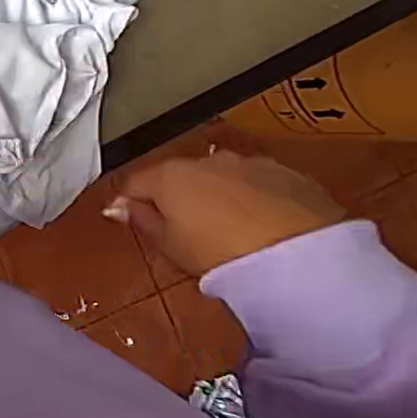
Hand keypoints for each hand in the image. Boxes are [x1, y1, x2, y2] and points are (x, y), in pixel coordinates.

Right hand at [109, 151, 344, 276]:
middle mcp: (207, 161)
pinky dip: (253, 199)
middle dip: (179, 198)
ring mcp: (249, 163)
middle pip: (180, 177)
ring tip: (229, 233)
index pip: (136, 182)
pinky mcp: (286, 173)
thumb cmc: (222, 254)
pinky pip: (258, 183)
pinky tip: (262, 226)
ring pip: (221, 177)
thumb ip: (141, 220)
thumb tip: (117, 206)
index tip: (134, 220)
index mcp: (170, 176)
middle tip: (186, 235)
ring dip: (218, 197)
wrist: (299, 256)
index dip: (130, 202)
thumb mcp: (170, 246)